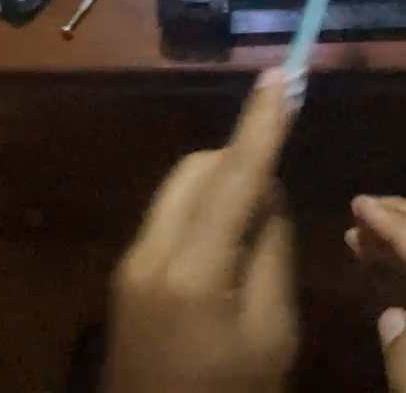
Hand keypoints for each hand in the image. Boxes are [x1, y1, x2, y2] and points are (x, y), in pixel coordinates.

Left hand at [104, 70, 297, 392]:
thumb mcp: (274, 332)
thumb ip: (272, 247)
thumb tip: (268, 188)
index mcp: (194, 271)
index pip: (236, 176)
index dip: (261, 123)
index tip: (279, 73)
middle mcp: (151, 253)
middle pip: (200, 169)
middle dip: (240, 160)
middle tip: (277, 197)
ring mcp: (131, 263)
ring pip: (183, 187)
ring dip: (222, 184)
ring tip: (254, 232)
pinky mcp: (126, 274)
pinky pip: (172, 215)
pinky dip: (204, 211)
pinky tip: (226, 253)